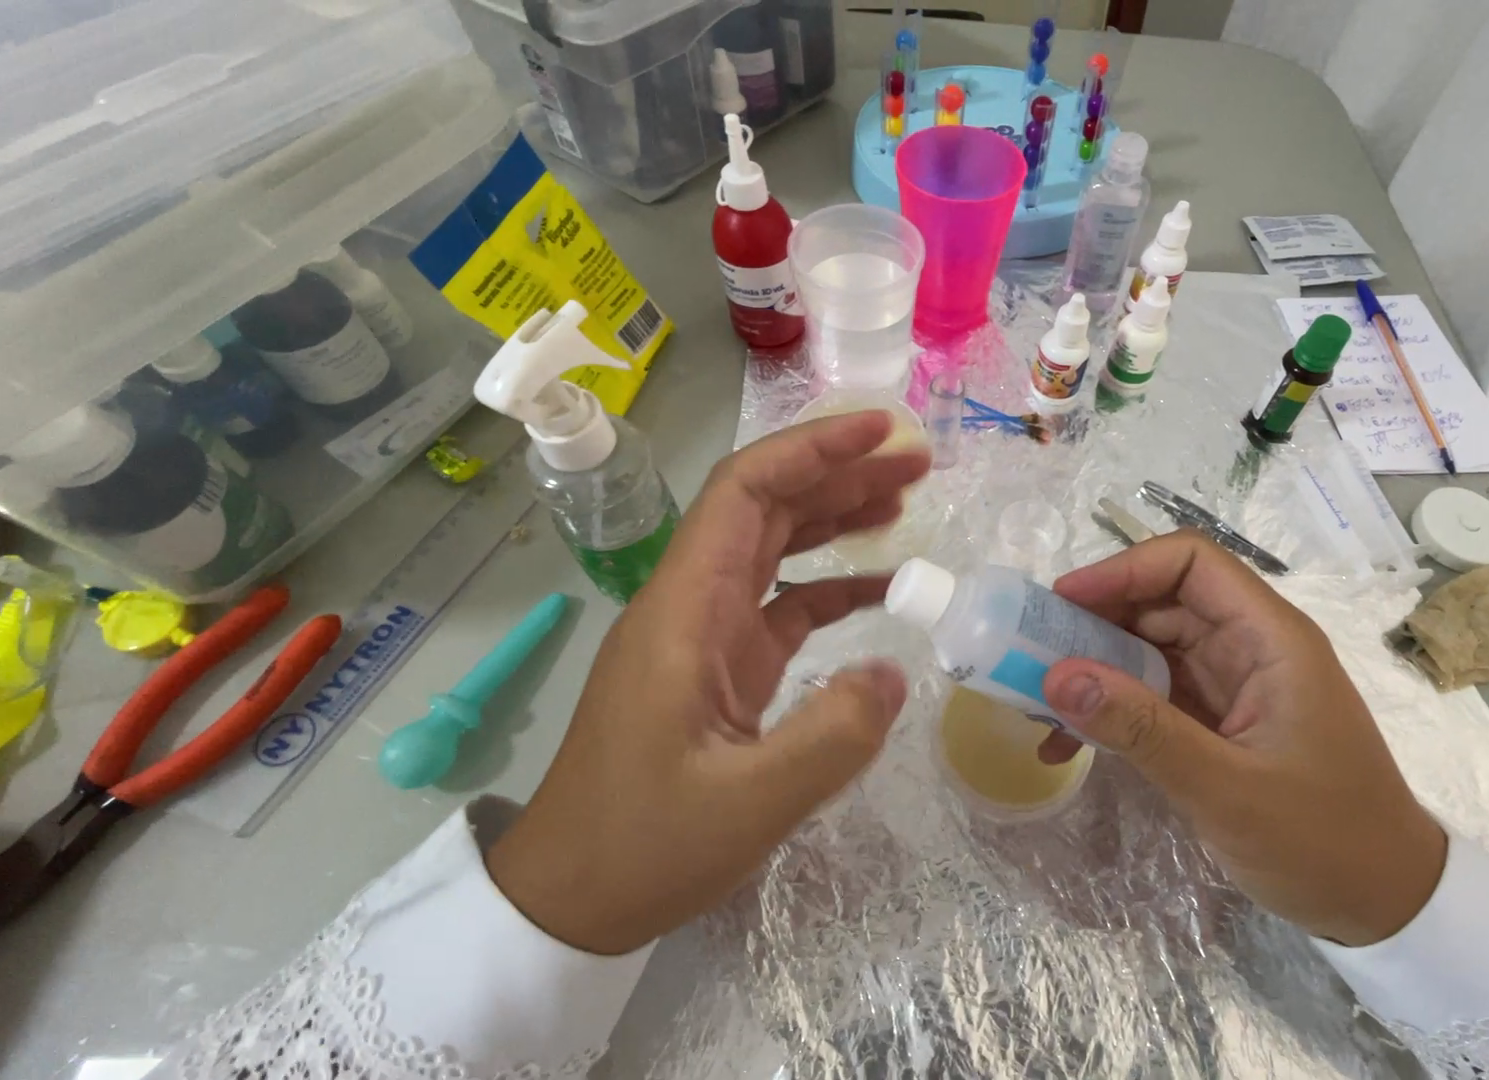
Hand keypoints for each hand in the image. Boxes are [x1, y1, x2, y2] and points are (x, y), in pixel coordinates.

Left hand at [486, 411, 929, 954]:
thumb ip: (832, 736)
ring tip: (905, 498)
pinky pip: (782, 605)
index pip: (746, 493)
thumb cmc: (642, 846)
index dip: (811, 449)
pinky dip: (831, 586)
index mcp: (686, 609)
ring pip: (775, 547)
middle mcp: (693, 603)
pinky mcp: (721, 667)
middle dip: (839, 472)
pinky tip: (880, 586)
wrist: (571, 896)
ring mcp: (707, 634)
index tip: (878, 431)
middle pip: (766, 507)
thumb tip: (896, 672)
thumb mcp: (748, 803)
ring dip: (835, 516)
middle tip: (917, 461)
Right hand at [1036, 532, 1446, 945]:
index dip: (1123, 569)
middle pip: (1161, 602)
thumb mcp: (1226, 788)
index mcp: (1270, 639)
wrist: (1387, 906)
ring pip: (1149, 648)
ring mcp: (1232, 685)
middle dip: (1094, 621)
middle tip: (1031, 652)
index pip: (1191, 564)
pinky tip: (1067, 741)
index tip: (1062, 602)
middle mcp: (1249, 648)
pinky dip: (1112, 709)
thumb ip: (1143, 730)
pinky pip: (1152, 695)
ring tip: (1037, 698)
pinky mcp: (1218, 722)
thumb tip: (1058, 676)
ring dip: (1094, 668)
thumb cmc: (1325, 842)